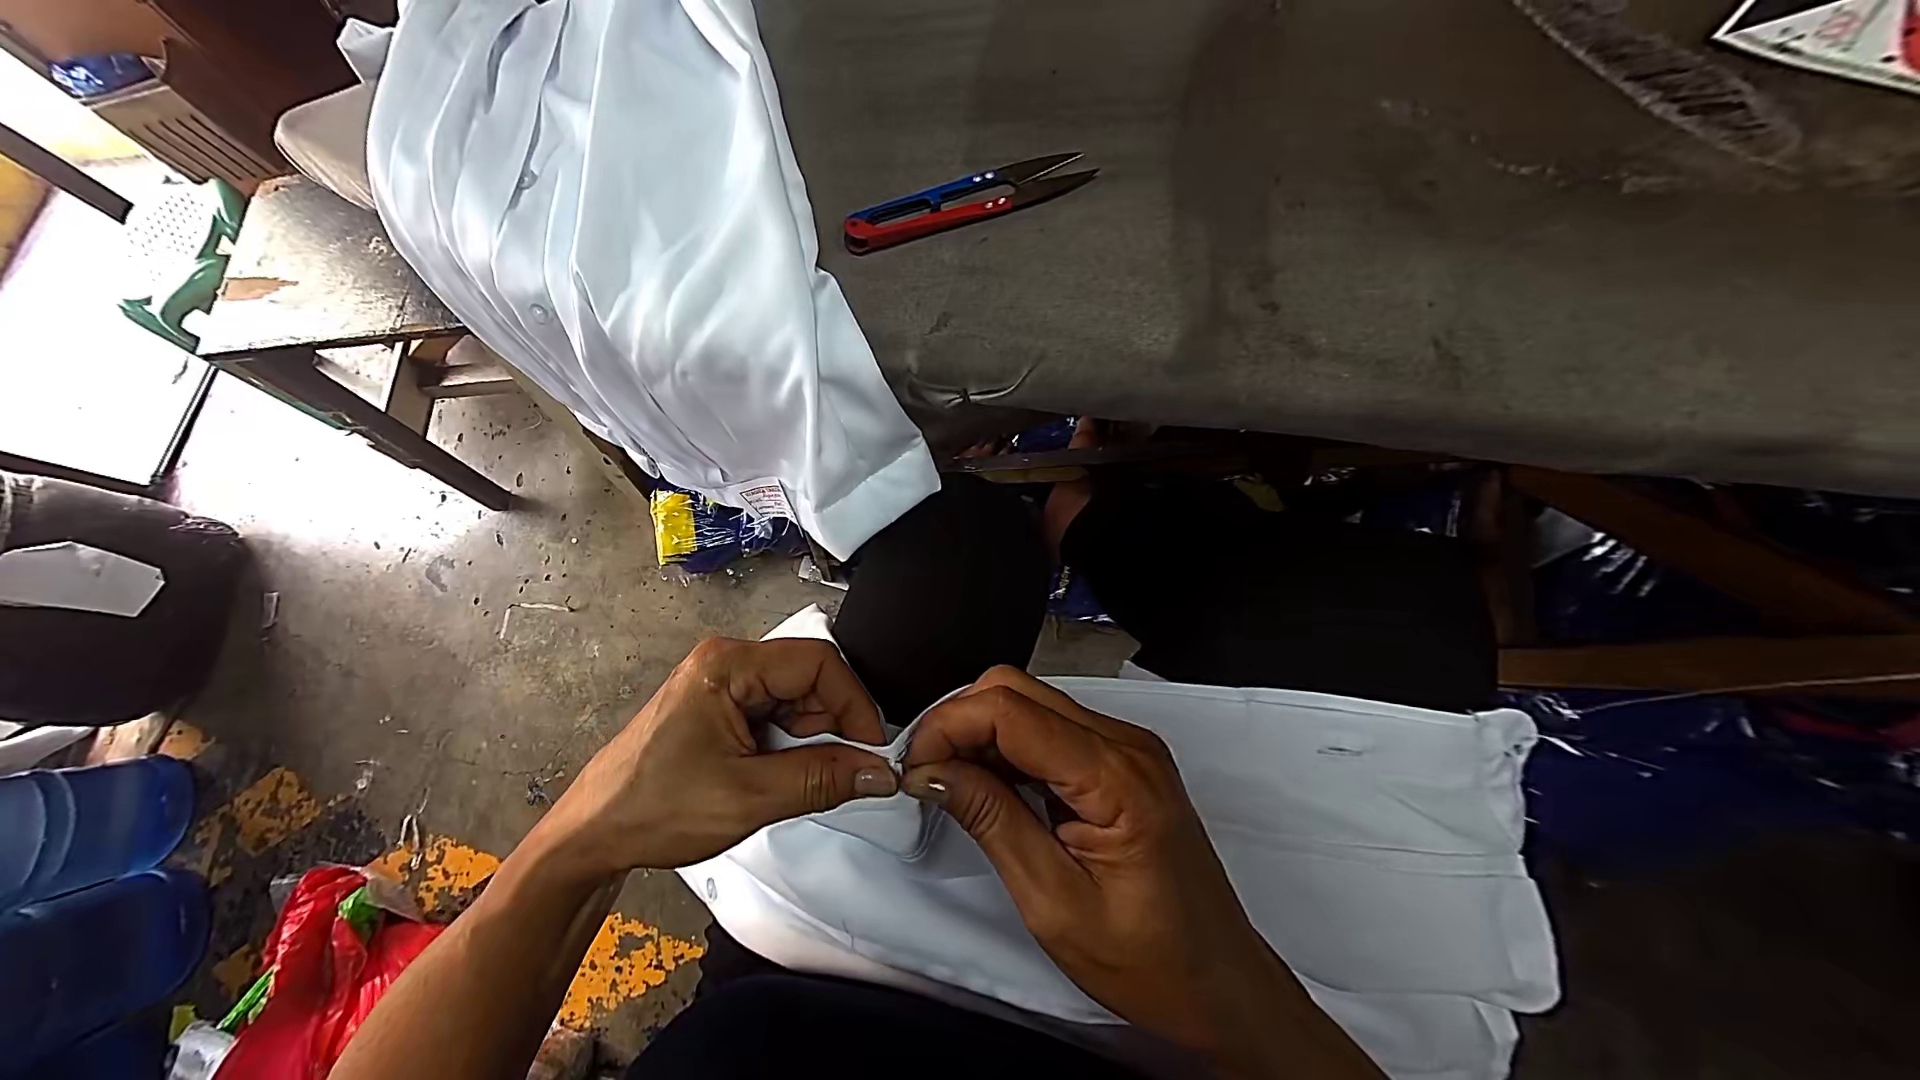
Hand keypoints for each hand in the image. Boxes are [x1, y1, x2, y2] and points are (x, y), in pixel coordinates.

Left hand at [534, 637, 898, 875]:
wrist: (593, 835)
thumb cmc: (646, 808)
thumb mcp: (747, 797)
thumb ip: (822, 780)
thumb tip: (875, 771)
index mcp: (727, 665)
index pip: (819, 663)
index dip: (854, 704)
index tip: (871, 747)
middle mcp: (728, 665)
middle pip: (812, 679)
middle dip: (833, 727)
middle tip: (844, 771)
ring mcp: (726, 685)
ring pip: (800, 700)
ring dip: (814, 741)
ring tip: (798, 780)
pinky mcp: (726, 708)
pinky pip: (781, 716)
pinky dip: (794, 747)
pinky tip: (782, 775)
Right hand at [902, 668, 1383, 1079]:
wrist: (1220, 984)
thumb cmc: (1155, 961)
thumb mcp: (1053, 902)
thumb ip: (991, 820)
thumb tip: (935, 770)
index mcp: (1116, 777)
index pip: (1009, 709)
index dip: (948, 726)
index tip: (915, 764)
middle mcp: (1125, 745)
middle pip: (1016, 690)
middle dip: (959, 722)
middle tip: (928, 773)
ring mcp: (1126, 747)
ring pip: (1029, 702)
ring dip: (980, 733)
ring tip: (954, 784)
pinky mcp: (1119, 759)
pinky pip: (1049, 727)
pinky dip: (1008, 747)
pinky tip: (992, 786)